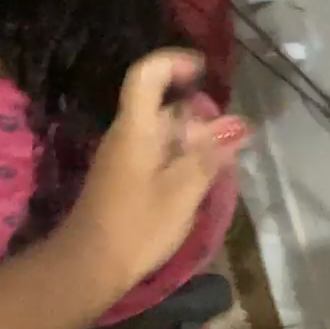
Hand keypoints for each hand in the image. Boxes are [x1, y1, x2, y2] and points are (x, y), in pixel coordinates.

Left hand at [58, 50, 249, 292]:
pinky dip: (179, 158)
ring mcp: (121, 158)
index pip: (148, 74)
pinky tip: (198, 182)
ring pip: (160, 133)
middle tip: (229, 135)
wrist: (90, 266)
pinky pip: (155, 154)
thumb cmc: (137, 226)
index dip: (175, 62)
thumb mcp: (182, 191)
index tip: (204, 71)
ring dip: (191, 139)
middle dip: (197, 112)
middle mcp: (126, 135)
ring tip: (221, 161)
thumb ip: (209, 155)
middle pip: (160, 106)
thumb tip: (238, 126)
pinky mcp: (122, 180)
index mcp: (136, 128)